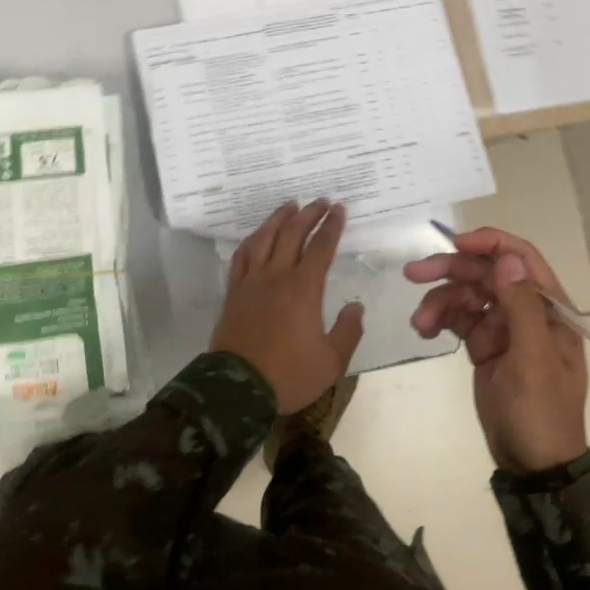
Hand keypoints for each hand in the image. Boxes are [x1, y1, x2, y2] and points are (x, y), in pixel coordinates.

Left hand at [211, 200, 364, 414]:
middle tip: (320, 201)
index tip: (339, 209)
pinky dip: (253, 239)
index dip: (332, 226)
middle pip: (293, 234)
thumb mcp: (331, 361)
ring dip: (279, 218)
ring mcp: (251, 281)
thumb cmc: (289, 375)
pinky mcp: (234, 292)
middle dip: (309, 214)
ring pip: (264, 238)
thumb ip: (348, 330)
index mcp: (304, 288)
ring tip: (290, 205)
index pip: (321, 247)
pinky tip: (257, 235)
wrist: (238, 387)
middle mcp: (277, 276)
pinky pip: (242, 256)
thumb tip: (356, 306)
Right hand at [405, 227, 588, 471]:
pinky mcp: (483, 344)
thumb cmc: (542, 412)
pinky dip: (439, 319)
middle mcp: (527, 309)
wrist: (533, 465)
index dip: (488, 243)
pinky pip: (457, 318)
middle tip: (413, 273)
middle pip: (485, 272)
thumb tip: (507, 258)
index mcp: (550, 307)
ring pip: (466, 295)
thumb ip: (521, 306)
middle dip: (450, 270)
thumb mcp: (533, 360)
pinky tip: (424, 330)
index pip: (521, 257)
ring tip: (419, 322)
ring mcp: (503, 327)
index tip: (453, 244)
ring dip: (439, 300)